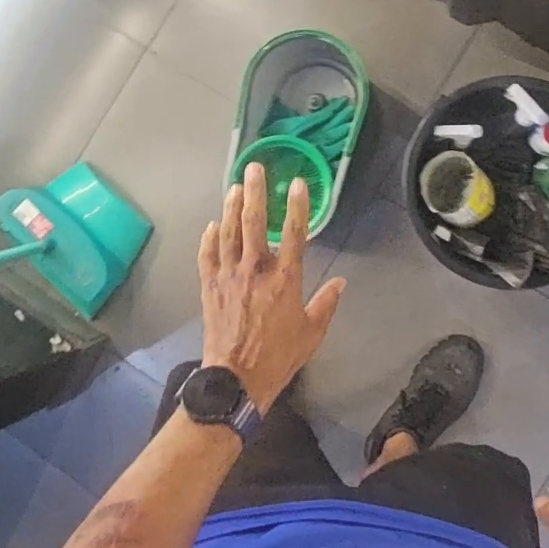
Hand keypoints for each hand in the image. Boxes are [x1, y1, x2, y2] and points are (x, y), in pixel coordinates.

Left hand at [198, 162, 346, 411]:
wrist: (238, 379)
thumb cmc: (280, 357)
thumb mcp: (312, 332)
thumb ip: (326, 303)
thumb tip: (340, 283)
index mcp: (285, 279)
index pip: (294, 232)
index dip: (297, 205)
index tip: (297, 182)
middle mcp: (256, 270)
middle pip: (254, 222)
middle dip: (254, 192)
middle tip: (253, 168)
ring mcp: (229, 277)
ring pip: (228, 233)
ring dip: (231, 207)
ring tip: (235, 187)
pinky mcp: (210, 287)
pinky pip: (207, 256)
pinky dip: (209, 239)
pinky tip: (211, 225)